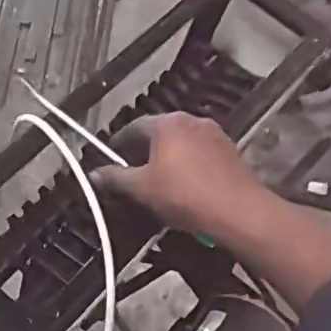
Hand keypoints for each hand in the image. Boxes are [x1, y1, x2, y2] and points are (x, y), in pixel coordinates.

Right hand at [92, 112, 276, 241]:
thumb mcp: (141, 189)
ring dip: (165, 157)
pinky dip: (185, 164)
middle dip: (142, 151)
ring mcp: (213, 133)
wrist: (237, 210)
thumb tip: (94, 174)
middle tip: (131, 173)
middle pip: (157, 133)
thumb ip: (115, 178)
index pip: (132, 128)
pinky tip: (183, 185)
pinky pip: (197, 153)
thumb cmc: (183, 195)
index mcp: (166, 124)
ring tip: (157, 182)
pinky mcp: (228, 150)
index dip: (117, 144)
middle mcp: (190, 120)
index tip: (109, 159)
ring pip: (179, 143)